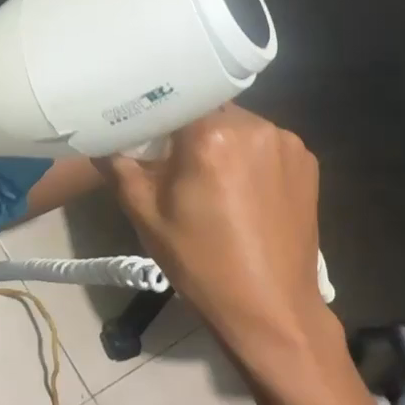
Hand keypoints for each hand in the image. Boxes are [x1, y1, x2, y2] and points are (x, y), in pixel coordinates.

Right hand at [97, 105, 332, 359]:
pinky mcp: (307, 164)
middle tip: (167, 154)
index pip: (175, 95)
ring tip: (204, 175)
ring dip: (218, 139)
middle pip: (207, 108)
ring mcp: (286, 145)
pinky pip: (263, 143)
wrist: (270, 309)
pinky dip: (246, 154)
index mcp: (211, 135)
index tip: (140, 124)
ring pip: (237, 124)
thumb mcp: (142, 212)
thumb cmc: (200, 261)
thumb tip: (97, 136)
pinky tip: (236, 187)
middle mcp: (255, 128)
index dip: (156, 107)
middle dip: (186, 126)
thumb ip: (117, 165)